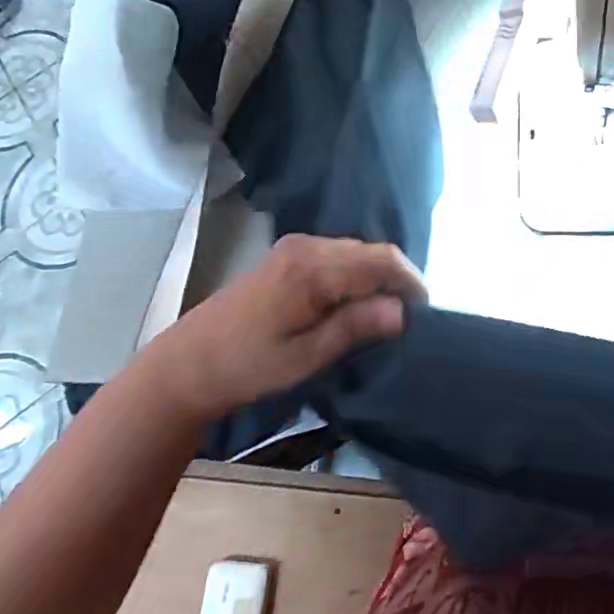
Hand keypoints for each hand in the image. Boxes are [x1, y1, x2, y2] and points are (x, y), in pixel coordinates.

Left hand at [124, 234, 425, 422]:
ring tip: (387, 317)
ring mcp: (294, 248)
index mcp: (313, 269)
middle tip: (409, 321)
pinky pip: (336, 257)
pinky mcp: (286, 256)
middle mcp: (307, 246)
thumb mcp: (305, 356)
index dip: (412, 283)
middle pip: (372, 251)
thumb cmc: (247, 366)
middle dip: (397, 281)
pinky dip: (355, 276)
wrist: (188, 362)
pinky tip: (355, 305)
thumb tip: (403, 311)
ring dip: (377, 278)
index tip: (425, 316)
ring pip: (355, 252)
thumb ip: (355, 327)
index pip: (382, 260)